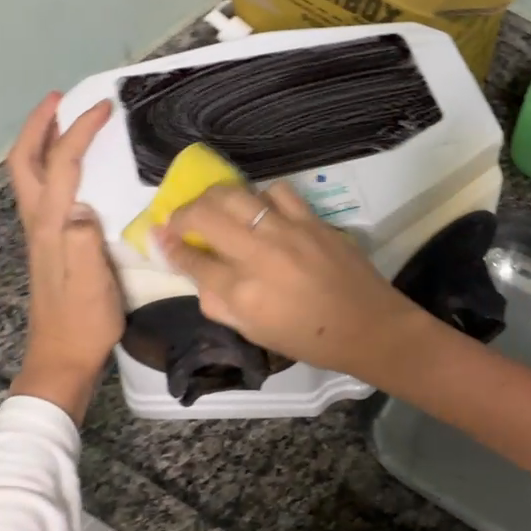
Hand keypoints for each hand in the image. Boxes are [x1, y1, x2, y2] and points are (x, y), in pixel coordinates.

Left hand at [5, 93, 122, 423]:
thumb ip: (82, 243)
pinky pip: (43, 188)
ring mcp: (41, 232)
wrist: (63, 356)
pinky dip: (51, 162)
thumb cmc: (84, 321)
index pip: (62, 166)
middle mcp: (39, 222)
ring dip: (41, 140)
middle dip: (39, 125)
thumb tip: (80, 205)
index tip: (103, 107)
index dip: (79, 132)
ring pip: (29, 173)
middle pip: (25, 162)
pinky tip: (71, 166)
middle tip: (61, 98)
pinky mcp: (50, 241)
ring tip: (64, 119)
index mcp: (52, 227)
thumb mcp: (91, 285)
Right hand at [158, 183, 433, 382]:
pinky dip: (262, 197)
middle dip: (183, 212)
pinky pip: (278, 192)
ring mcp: (289, 233)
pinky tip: (263, 210)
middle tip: (182, 219)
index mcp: (242, 293)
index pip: (191, 260)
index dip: (169, 247)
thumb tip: (197, 275)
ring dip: (217, 197)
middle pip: (204, 214)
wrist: (368, 326)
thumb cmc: (310, 339)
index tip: (161, 237)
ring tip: (216, 207)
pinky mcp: (314, 221)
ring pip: (237, 194)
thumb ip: (220, 303)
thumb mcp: (254, 333)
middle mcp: (260, 256)